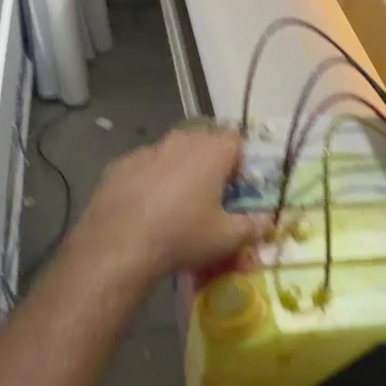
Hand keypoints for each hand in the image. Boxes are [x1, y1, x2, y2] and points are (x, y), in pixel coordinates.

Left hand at [68, 126, 267, 284]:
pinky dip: (150, 180)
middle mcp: (180, 141)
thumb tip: (268, 223)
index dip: (241, 161)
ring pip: (172, 153)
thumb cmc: (182, 236)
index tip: (238, 187)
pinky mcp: (119, 164)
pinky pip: (145, 166)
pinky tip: (146, 208)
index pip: (237, 139)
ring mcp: (147, 150)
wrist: (118, 246)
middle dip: (211, 163)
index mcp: (212, 151)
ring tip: (176, 204)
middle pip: (204, 141)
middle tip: (210, 196)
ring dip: (180, 170)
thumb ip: (254, 227)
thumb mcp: (227, 239)